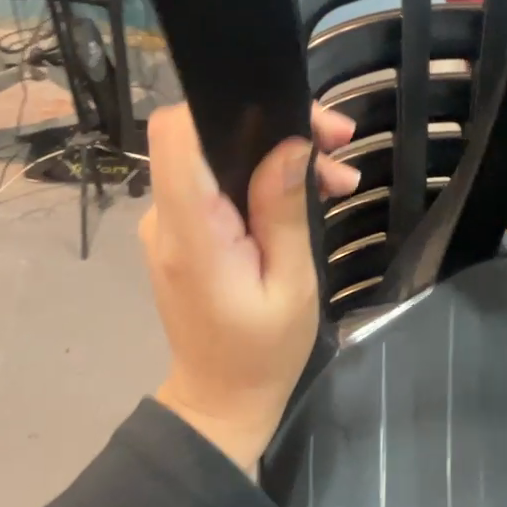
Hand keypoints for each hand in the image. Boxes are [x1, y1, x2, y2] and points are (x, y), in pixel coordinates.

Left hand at [141, 103, 360, 472]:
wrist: (223, 400)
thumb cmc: (263, 353)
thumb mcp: (291, 287)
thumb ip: (284, 212)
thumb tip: (289, 146)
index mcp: (192, 232)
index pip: (178, 134)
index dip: (226, 106)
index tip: (292, 118)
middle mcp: (166, 219)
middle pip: (202, 139)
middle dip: (271, 128)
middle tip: (340, 145)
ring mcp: (168, 228)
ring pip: (214, 162)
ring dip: (273, 159)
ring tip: (338, 181)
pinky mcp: (181, 238)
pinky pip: (214, 191)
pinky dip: (257, 185)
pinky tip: (304, 197)